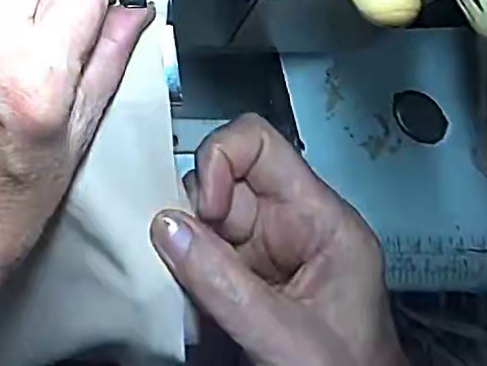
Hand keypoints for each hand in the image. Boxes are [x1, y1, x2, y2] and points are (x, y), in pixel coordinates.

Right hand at [151, 114, 404, 365]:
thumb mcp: (293, 342)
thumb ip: (228, 286)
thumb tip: (165, 225)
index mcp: (321, 220)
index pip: (259, 143)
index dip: (221, 158)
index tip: (205, 209)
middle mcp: (290, 225)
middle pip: (221, 177)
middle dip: (193, 211)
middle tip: (182, 255)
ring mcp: (264, 252)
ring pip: (201, 213)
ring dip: (182, 244)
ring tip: (187, 291)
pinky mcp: (242, 279)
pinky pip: (196, 250)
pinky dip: (181, 270)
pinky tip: (189, 304)